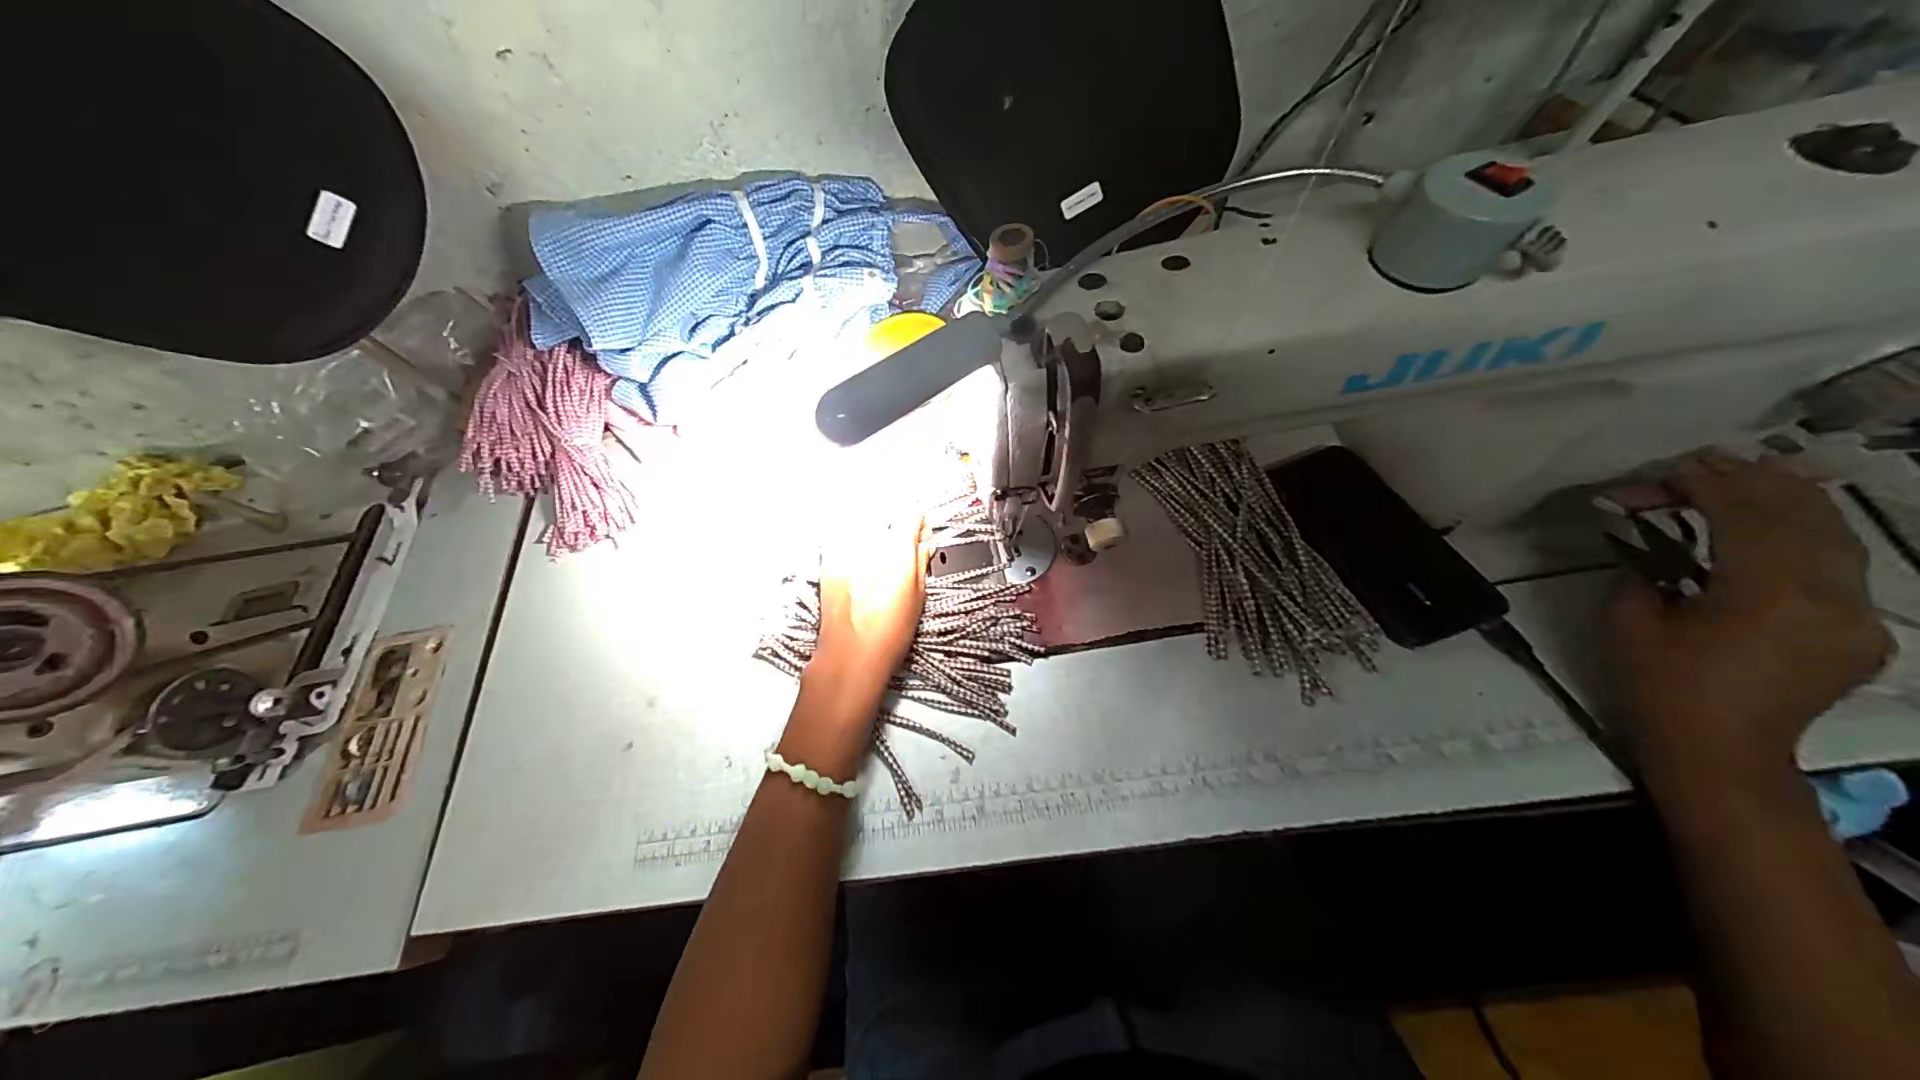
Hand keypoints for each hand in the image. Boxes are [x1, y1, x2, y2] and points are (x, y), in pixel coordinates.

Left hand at [810, 512, 930, 705]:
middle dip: (896, 528)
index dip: (919, 523)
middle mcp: (870, 544)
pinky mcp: (828, 560)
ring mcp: (846, 551)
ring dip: (873, 535)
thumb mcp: (917, 597)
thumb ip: (921, 562)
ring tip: (878, 561)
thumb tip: (925, 544)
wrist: (849, 655)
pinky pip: (843, 539)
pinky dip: (853, 545)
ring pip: (863, 525)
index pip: (911, 514)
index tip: (921, 532)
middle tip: (902, 550)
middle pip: (886, 517)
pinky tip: (860, 567)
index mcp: (897, 550)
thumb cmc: (886, 635)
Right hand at [1606, 454, 1892, 786]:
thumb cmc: (1662, 687)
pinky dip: (1812, 537)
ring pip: (1835, 538)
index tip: (1677, 469)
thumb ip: (1648, 573)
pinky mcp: (1862, 631)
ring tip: (1754, 476)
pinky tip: (1786, 524)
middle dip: (1755, 483)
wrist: (1722, 752)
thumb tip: (1655, 545)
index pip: (1746, 518)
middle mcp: (1828, 599)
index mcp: (1765, 596)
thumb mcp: (1630, 622)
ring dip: (1792, 502)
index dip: (1710, 486)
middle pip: (1802, 519)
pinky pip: (1843, 569)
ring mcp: (1857, 616)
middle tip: (1712, 461)